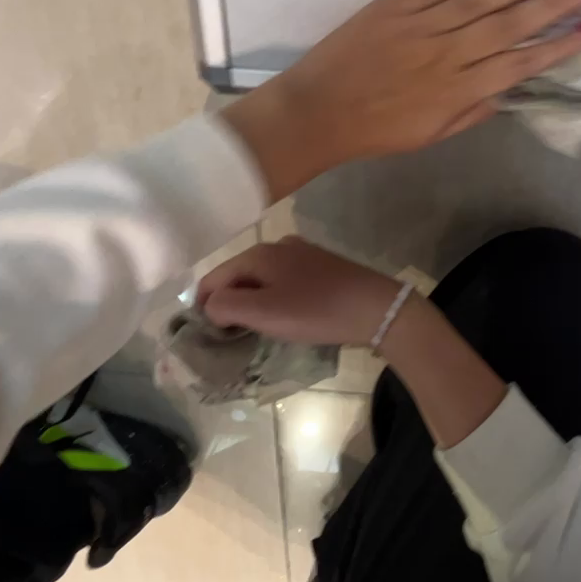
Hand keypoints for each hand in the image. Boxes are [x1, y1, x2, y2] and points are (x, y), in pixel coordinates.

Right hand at [197, 237, 407, 346]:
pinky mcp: (322, 266)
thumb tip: (212, 306)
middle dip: (229, 303)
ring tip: (259, 329)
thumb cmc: (316, 311)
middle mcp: (277, 245)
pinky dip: (277, 298)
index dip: (204, 307)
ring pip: (262, 278)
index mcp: (258, 253)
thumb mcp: (263, 312)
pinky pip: (285, 280)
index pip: (213, 278)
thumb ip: (225, 306)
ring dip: (254, 302)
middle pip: (238, 276)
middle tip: (234, 336)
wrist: (376, 308)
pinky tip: (288, 316)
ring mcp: (302, 253)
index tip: (210, 336)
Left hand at [222, 0, 580, 198]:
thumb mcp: (433, 134)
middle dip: (559, 2)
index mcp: (460, 91)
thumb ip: (476, 109)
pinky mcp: (399, 5)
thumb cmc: (378, 130)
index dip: (563, 44)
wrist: (318, 111)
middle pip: (514, 23)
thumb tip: (512, 86)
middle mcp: (450, 54)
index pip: (523, 62)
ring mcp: (424, 25)